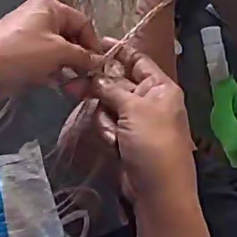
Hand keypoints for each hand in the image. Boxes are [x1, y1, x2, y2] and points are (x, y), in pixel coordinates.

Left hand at [0, 0, 100, 103]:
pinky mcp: (21, 51)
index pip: (83, 23)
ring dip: (67, 66)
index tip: (99, 65)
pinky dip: (53, 70)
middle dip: (80, 58)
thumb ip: (83, 56)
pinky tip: (58, 84)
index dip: (93, 44)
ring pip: (58, 49)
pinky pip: (45, 58)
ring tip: (73, 85)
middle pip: (71, 36)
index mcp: (50, 6)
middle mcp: (40, 15)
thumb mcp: (59, 52)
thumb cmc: (24, 53)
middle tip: (86, 77)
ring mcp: (29, 33)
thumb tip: (99, 61)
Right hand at [90, 44, 210, 236]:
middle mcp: (150, 100)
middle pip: (118, 82)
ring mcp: (137, 121)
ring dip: (105, 117)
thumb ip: (113, 88)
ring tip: (113, 134)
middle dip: (101, 87)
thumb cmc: (153, 143)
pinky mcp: (125, 139)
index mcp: (161, 87)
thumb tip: (95, 75)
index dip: (118, 51)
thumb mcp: (134, 109)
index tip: (95, 44)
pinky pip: (108, 124)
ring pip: (108, 104)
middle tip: (75, 85)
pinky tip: (113, 145)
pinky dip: (107, 132)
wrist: (158, 192)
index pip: (137, 60)